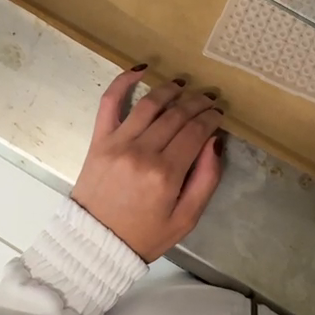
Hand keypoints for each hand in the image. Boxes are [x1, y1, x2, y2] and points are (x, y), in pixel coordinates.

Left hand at [71, 66, 225, 261]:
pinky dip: (123, 81)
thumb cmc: (144, 235)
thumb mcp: (186, 220)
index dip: (211, 118)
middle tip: (209, 98)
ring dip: (170, 89)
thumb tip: (214, 142)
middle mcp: (142, 152)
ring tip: (183, 84)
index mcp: (166, 174)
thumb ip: (206, 181)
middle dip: (197, 102)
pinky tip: (140, 69)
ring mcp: (118, 142)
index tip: (219, 113)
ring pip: (150, 104)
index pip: (195, 132)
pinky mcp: (98, 139)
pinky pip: (109, 102)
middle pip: (176, 115)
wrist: (95, 244)